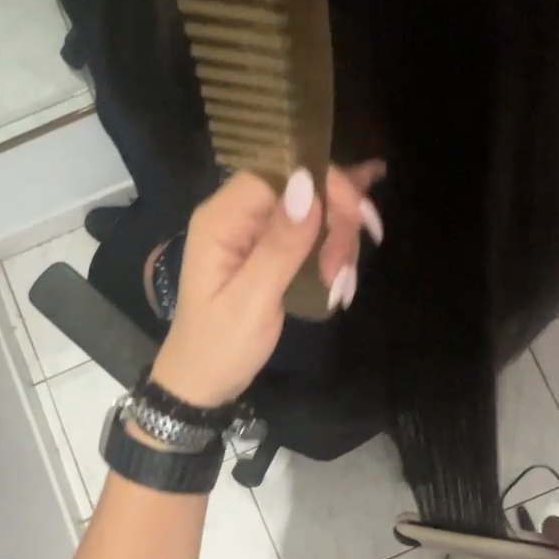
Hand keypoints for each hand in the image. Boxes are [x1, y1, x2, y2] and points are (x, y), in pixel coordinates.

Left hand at [150, 163, 384, 407]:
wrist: (202, 385)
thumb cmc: (220, 347)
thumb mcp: (251, 301)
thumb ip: (279, 244)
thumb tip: (306, 183)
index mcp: (221, 220)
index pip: (278, 173)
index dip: (323, 185)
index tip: (356, 218)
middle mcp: (235, 217)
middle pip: (299, 190)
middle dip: (335, 221)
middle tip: (345, 271)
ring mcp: (252, 235)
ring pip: (311, 214)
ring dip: (337, 244)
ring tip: (341, 287)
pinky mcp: (267, 254)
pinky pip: (307, 237)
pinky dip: (330, 255)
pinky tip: (343, 279)